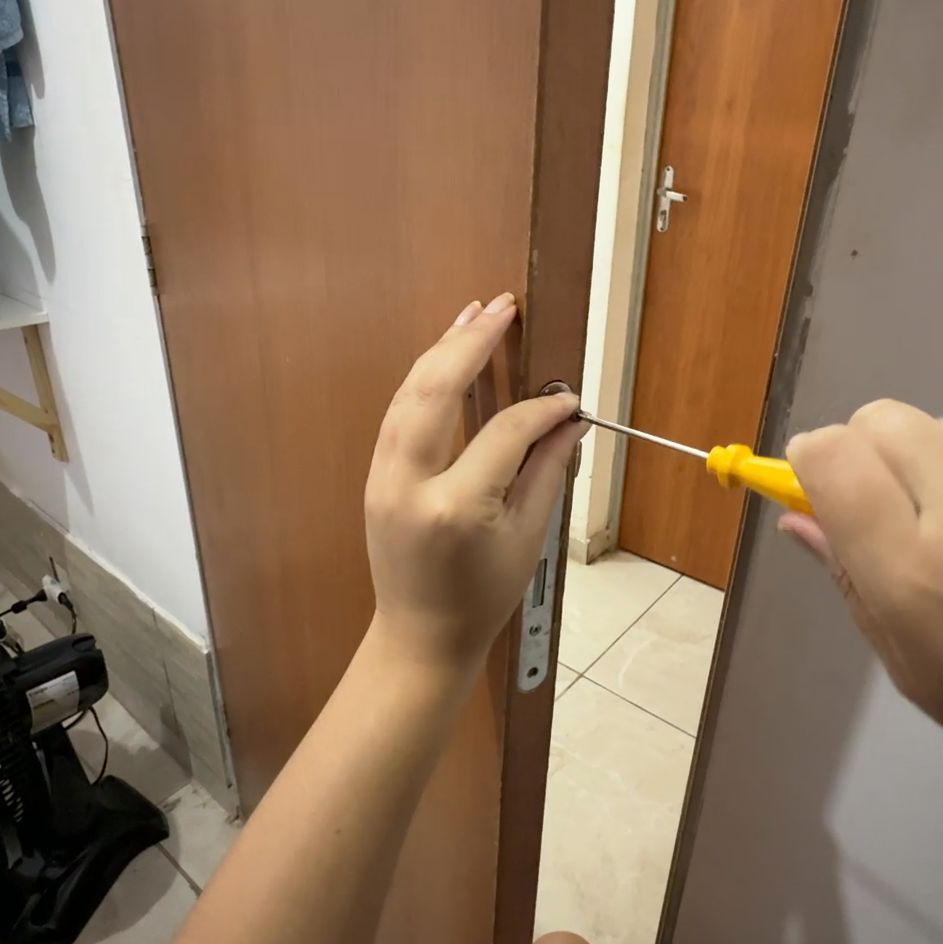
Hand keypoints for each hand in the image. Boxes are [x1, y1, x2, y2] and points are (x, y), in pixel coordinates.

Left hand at [364, 294, 587, 672]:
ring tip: (473, 314)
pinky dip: (422, 379)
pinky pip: (398, 412)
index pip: (504, 434)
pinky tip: (444, 356)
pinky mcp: (374, 475)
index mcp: (455, 507)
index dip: (541, 411)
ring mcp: (382, 477)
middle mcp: (408, 484)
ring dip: (441, 350)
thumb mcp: (527, 538)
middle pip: (436, 391)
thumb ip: (547, 471)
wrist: (419, 636)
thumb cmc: (482, 597)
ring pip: (408, 393)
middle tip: (502, 307)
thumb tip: (567, 420)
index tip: (568, 399)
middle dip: (471, 342)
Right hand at [777, 400, 942, 804]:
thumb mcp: (926, 676)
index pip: (832, 456)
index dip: (808, 460)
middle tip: (889, 512)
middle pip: (881, 419)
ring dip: (927, 463)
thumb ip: (855, 585)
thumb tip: (798, 519)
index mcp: (918, 577)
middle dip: (863, 451)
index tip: (815, 489)